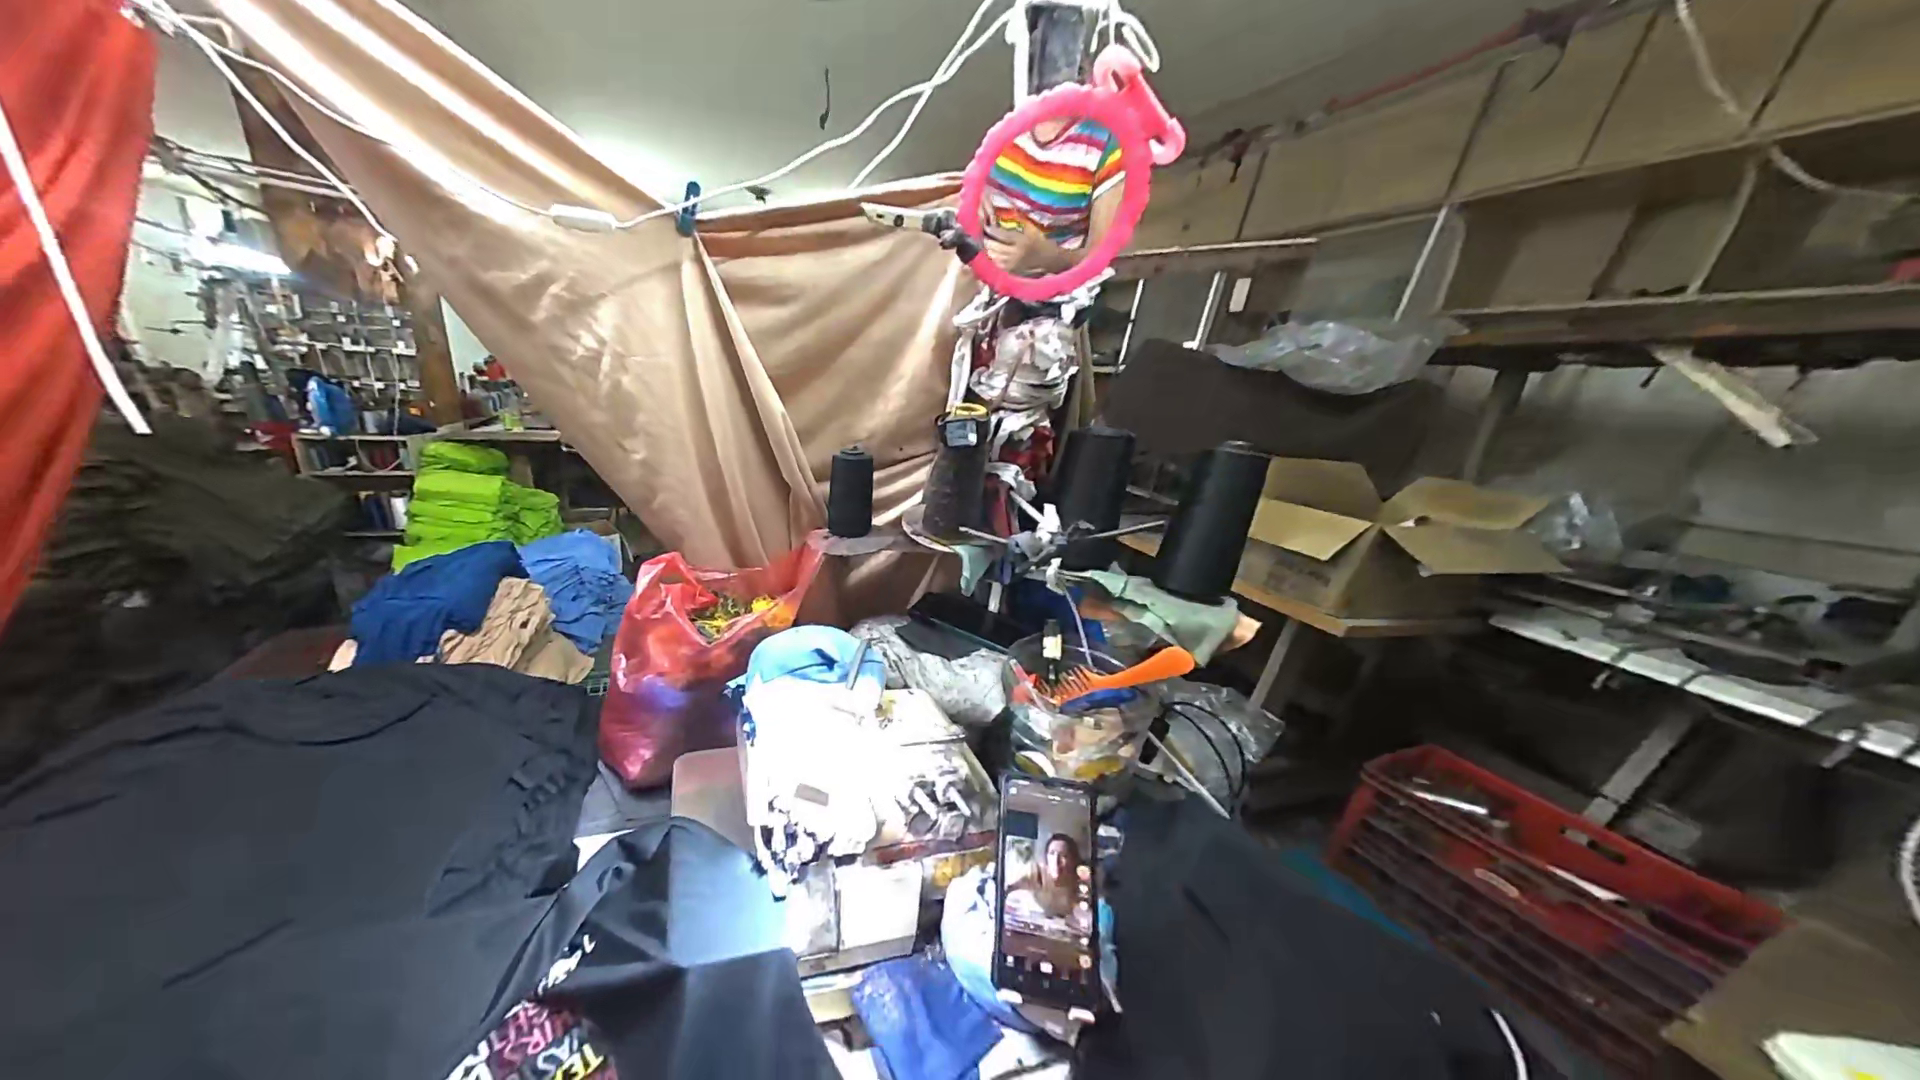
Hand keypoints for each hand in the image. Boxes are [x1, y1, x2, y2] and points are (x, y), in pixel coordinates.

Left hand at [983, 224, 1075, 275]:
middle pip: (993, 246)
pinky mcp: (1011, 272)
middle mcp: (1016, 254)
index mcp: (1021, 241)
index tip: (986, 224)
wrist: (1049, 260)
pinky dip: (991, 259)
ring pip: (992, 256)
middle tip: (982, 233)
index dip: (990, 229)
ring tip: (985, 242)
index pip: (999, 234)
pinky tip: (991, 253)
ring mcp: (1012, 265)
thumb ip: (1017, 220)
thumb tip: (1000, 210)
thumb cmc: (1040, 241)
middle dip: (986, 239)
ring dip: (987, 249)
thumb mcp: (1031, 228)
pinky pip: (996, 265)